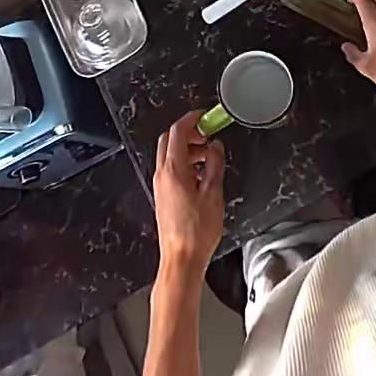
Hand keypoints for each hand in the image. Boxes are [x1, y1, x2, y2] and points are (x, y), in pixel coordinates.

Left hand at [152, 111, 225, 272]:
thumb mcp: (213, 192)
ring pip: (170, 155)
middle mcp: (162, 175)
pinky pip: (171, 169)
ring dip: (188, 149)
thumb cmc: (197, 231)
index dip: (192, 119)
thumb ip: (214, 164)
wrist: (181, 260)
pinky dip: (185, 163)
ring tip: (209, 156)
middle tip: (208, 134)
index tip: (205, 116)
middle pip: (169, 140)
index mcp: (174, 170)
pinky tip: (202, 175)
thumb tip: (215, 147)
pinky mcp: (163, 196)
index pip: (177, 131)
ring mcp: (160, 186)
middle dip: (189, 133)